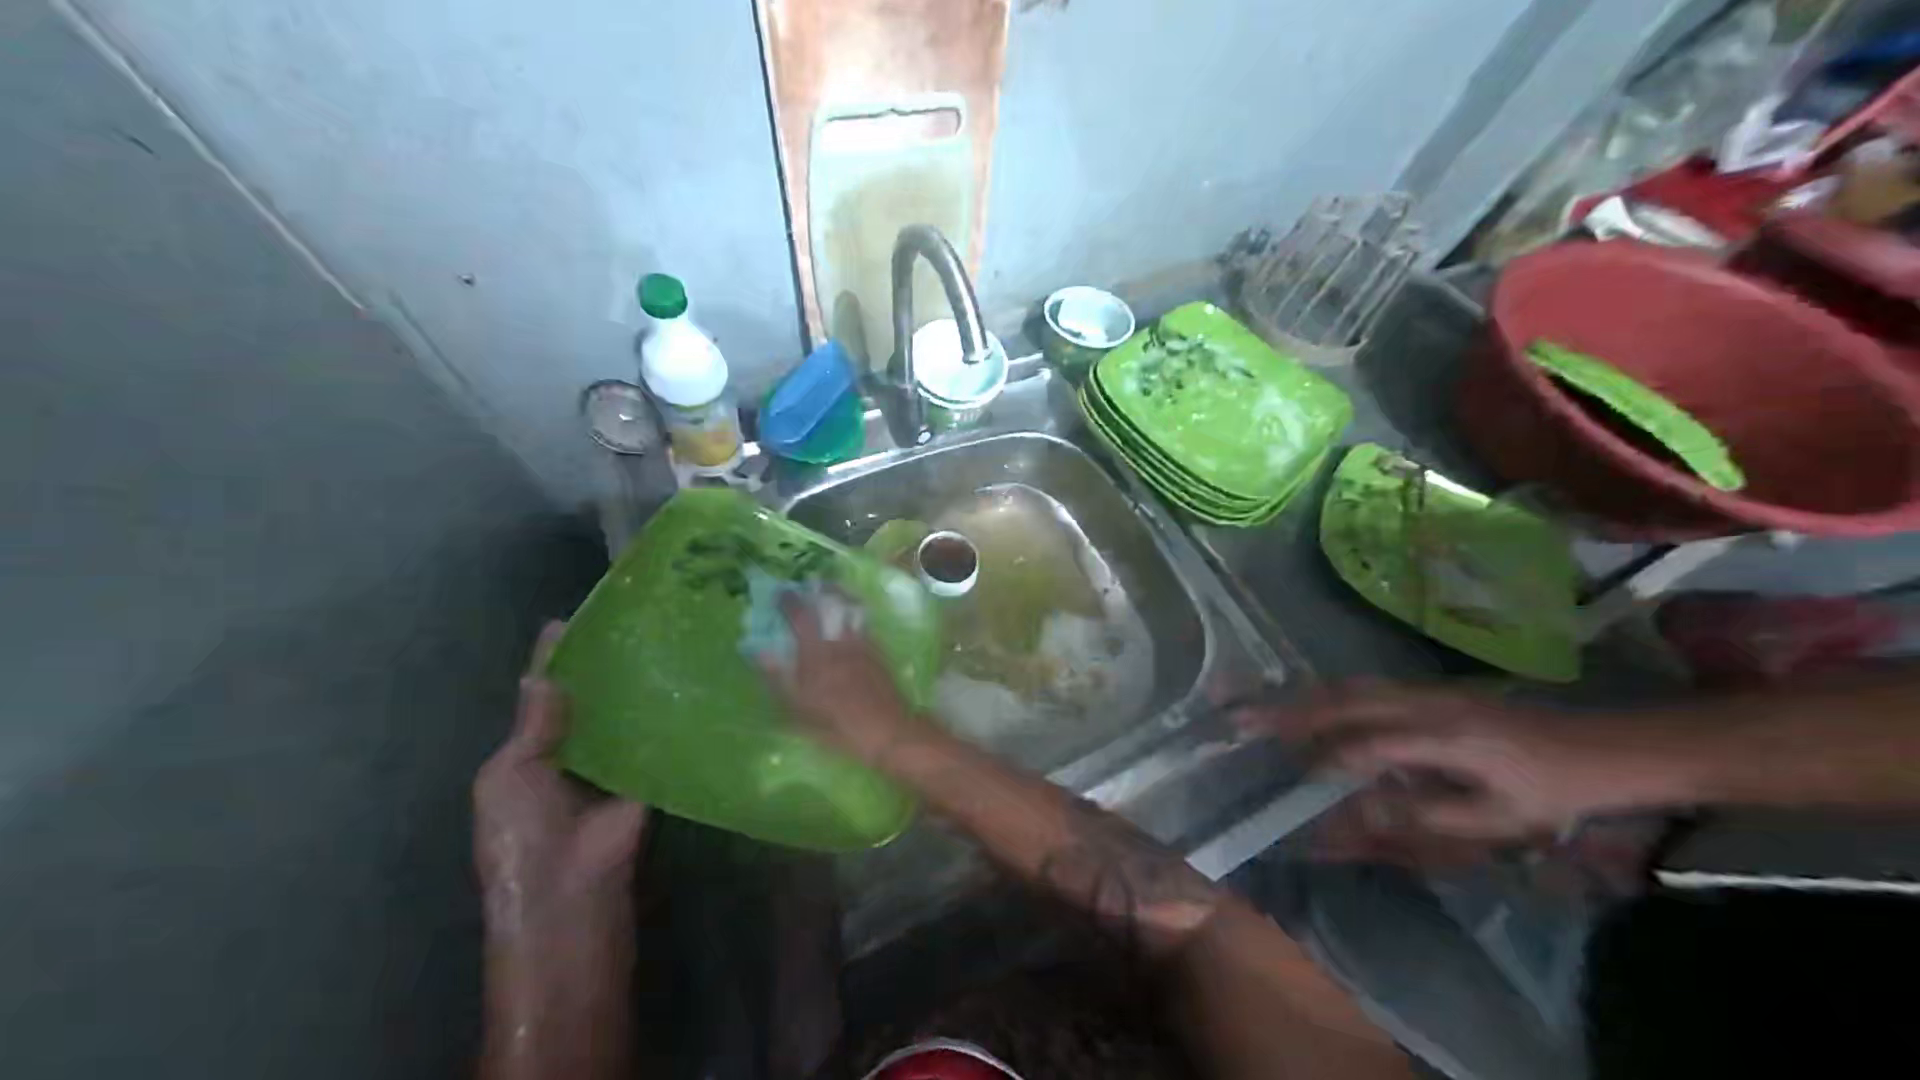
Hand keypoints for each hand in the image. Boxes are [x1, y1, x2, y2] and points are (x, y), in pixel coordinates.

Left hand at [474, 622, 649, 924]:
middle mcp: (578, 749)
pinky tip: (687, 680)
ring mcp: (618, 760)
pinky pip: (658, 738)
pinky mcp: (654, 772)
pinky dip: (668, 714)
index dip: (554, 661)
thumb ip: (532, 725)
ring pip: (627, 713)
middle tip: (634, 622)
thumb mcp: (508, 776)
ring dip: (639, 686)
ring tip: (665, 640)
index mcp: (534, 749)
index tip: (572, 620)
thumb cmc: (522, 835)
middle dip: (605, 666)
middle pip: (591, 698)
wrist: (570, 889)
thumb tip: (540, 673)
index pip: (544, 694)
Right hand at [757, 591, 916, 764]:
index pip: (800, 615)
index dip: (788, 601)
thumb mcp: (798, 709)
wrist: (887, 730)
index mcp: (816, 653)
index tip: (779, 593)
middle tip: (808, 584)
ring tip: (830, 590)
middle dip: (818, 590)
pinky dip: (855, 611)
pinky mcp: (878, 650)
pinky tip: (851, 615)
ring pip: (851, 608)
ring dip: (839, 595)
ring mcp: (862, 643)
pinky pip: (864, 622)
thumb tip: (758, 651)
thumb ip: (777, 678)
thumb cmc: (836, 725)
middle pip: (831, 603)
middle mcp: (839, 641)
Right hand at [1239, 683, 1658, 844]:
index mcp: (1446, 736)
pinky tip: (1301, 703)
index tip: (1293, 777)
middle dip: (1287, 710)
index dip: (1328, 758)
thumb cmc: (1551, 790)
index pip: (1370, 744)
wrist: (1599, 746)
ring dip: (1297, 698)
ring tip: (1255, 708)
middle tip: (1238, 718)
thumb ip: (1425, 813)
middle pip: (1342, 701)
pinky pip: (1358, 687)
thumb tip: (1356, 812)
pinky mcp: (1422, 689)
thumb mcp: (1498, 818)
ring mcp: (1421, 690)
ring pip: (1345, 688)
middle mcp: (1423, 703)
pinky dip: (1321, 694)